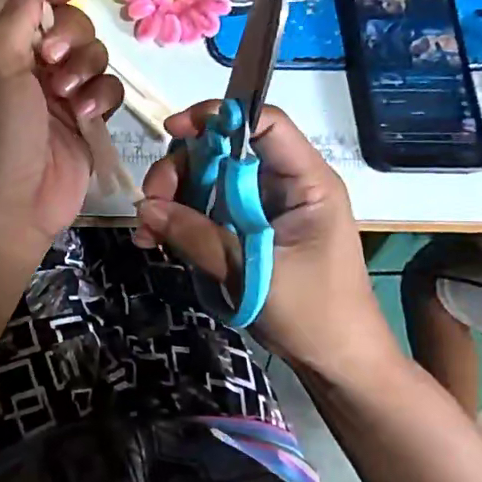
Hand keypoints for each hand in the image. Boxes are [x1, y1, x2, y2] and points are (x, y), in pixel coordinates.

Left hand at [0, 0, 124, 253]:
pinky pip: (108, 88)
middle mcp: (27, 66)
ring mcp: (58, 93)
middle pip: (67, 24)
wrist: (14, 207)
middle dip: (70, 38)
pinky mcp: (84, 118)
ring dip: (86, 70)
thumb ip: (16, 18)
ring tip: (69, 99)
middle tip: (55, 64)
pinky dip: (101, 98)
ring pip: (93, 54)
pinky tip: (86, 118)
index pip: (25, 1)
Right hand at [134, 103, 382, 368]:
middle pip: (224, 151)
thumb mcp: (254, 273)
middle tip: (150, 202)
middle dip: (182, 169)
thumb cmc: (315, 314)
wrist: (336, 364)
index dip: (220, 117)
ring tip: (148, 232)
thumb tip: (145, 207)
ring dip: (173, 199)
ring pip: (209, 180)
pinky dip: (180, 221)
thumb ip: (200, 237)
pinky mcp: (246, 231)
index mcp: (306, 182)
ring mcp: (262, 208)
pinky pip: (206, 211)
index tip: (175, 130)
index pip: (265, 124)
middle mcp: (282, 185)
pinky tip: (156, 240)